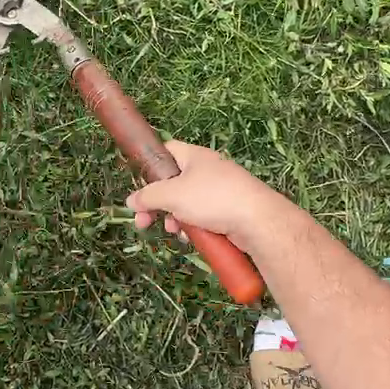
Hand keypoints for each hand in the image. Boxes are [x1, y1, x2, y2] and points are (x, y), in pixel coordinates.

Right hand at [126, 141, 293, 251]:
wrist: (257, 220)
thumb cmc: (213, 198)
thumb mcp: (172, 195)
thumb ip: (148, 197)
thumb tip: (131, 201)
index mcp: (195, 157)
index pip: (167, 151)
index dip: (151, 166)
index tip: (140, 185)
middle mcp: (208, 170)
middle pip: (174, 183)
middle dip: (158, 203)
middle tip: (144, 220)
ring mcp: (220, 191)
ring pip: (187, 203)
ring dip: (175, 218)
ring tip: (173, 230)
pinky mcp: (229, 211)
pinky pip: (203, 217)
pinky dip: (194, 227)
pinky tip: (191, 237)